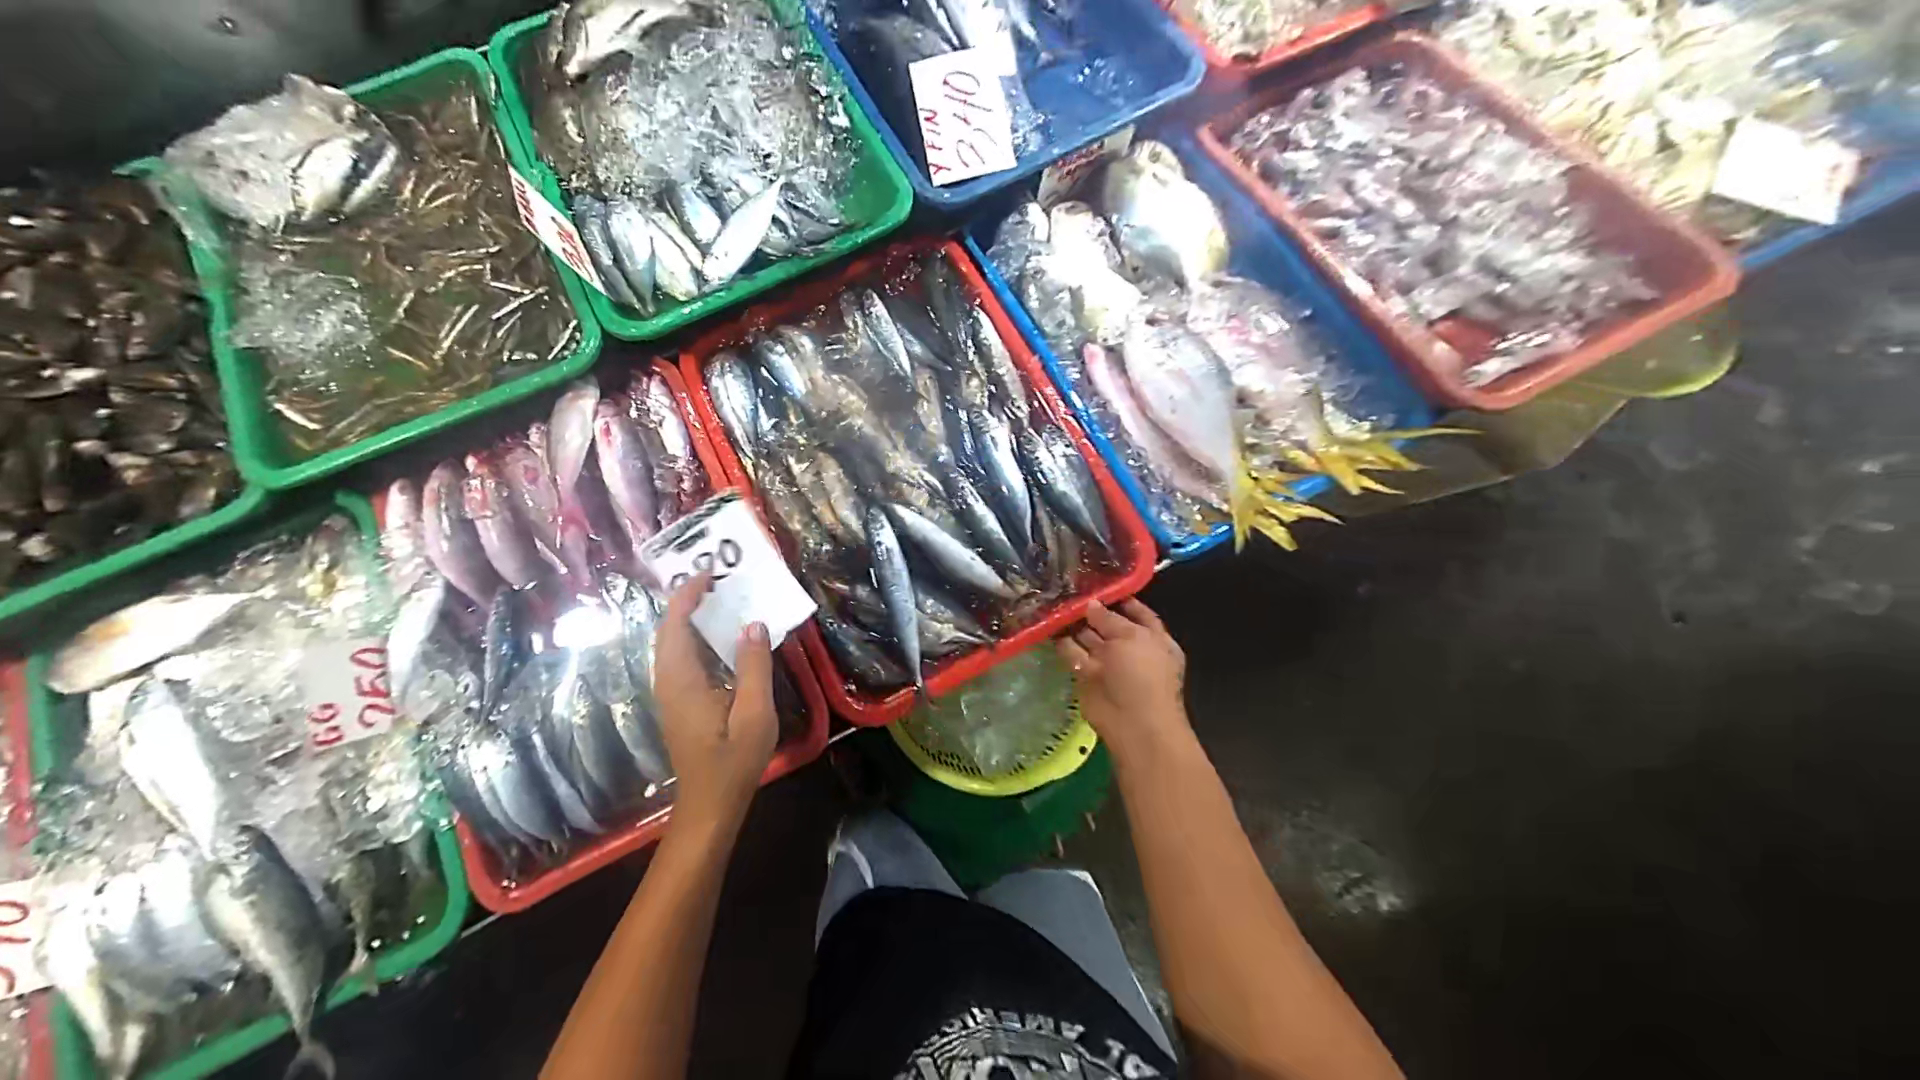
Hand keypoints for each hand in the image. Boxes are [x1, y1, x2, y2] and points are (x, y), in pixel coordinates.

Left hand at [652, 573, 779, 829]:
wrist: (710, 804)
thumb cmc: (734, 761)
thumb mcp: (754, 713)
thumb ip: (753, 667)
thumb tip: (753, 624)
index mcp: (683, 681)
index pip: (676, 626)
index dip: (687, 596)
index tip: (710, 573)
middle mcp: (669, 682)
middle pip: (669, 632)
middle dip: (687, 601)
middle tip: (719, 582)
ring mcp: (671, 694)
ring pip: (672, 645)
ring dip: (691, 619)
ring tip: (721, 601)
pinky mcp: (679, 703)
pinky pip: (681, 659)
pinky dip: (695, 638)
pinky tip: (721, 640)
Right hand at [1058, 599, 1189, 763]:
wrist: (1133, 722)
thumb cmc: (1143, 674)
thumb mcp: (1132, 637)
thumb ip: (1109, 618)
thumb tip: (1091, 604)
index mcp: (1152, 639)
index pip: (1137, 613)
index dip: (1120, 600)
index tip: (1099, 584)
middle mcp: (1129, 649)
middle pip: (1108, 624)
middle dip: (1091, 610)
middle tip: (1068, 590)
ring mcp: (1107, 664)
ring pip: (1088, 639)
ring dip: (1073, 625)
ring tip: (1054, 603)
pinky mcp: (1086, 676)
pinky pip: (1073, 655)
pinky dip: (1062, 643)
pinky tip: (1048, 626)